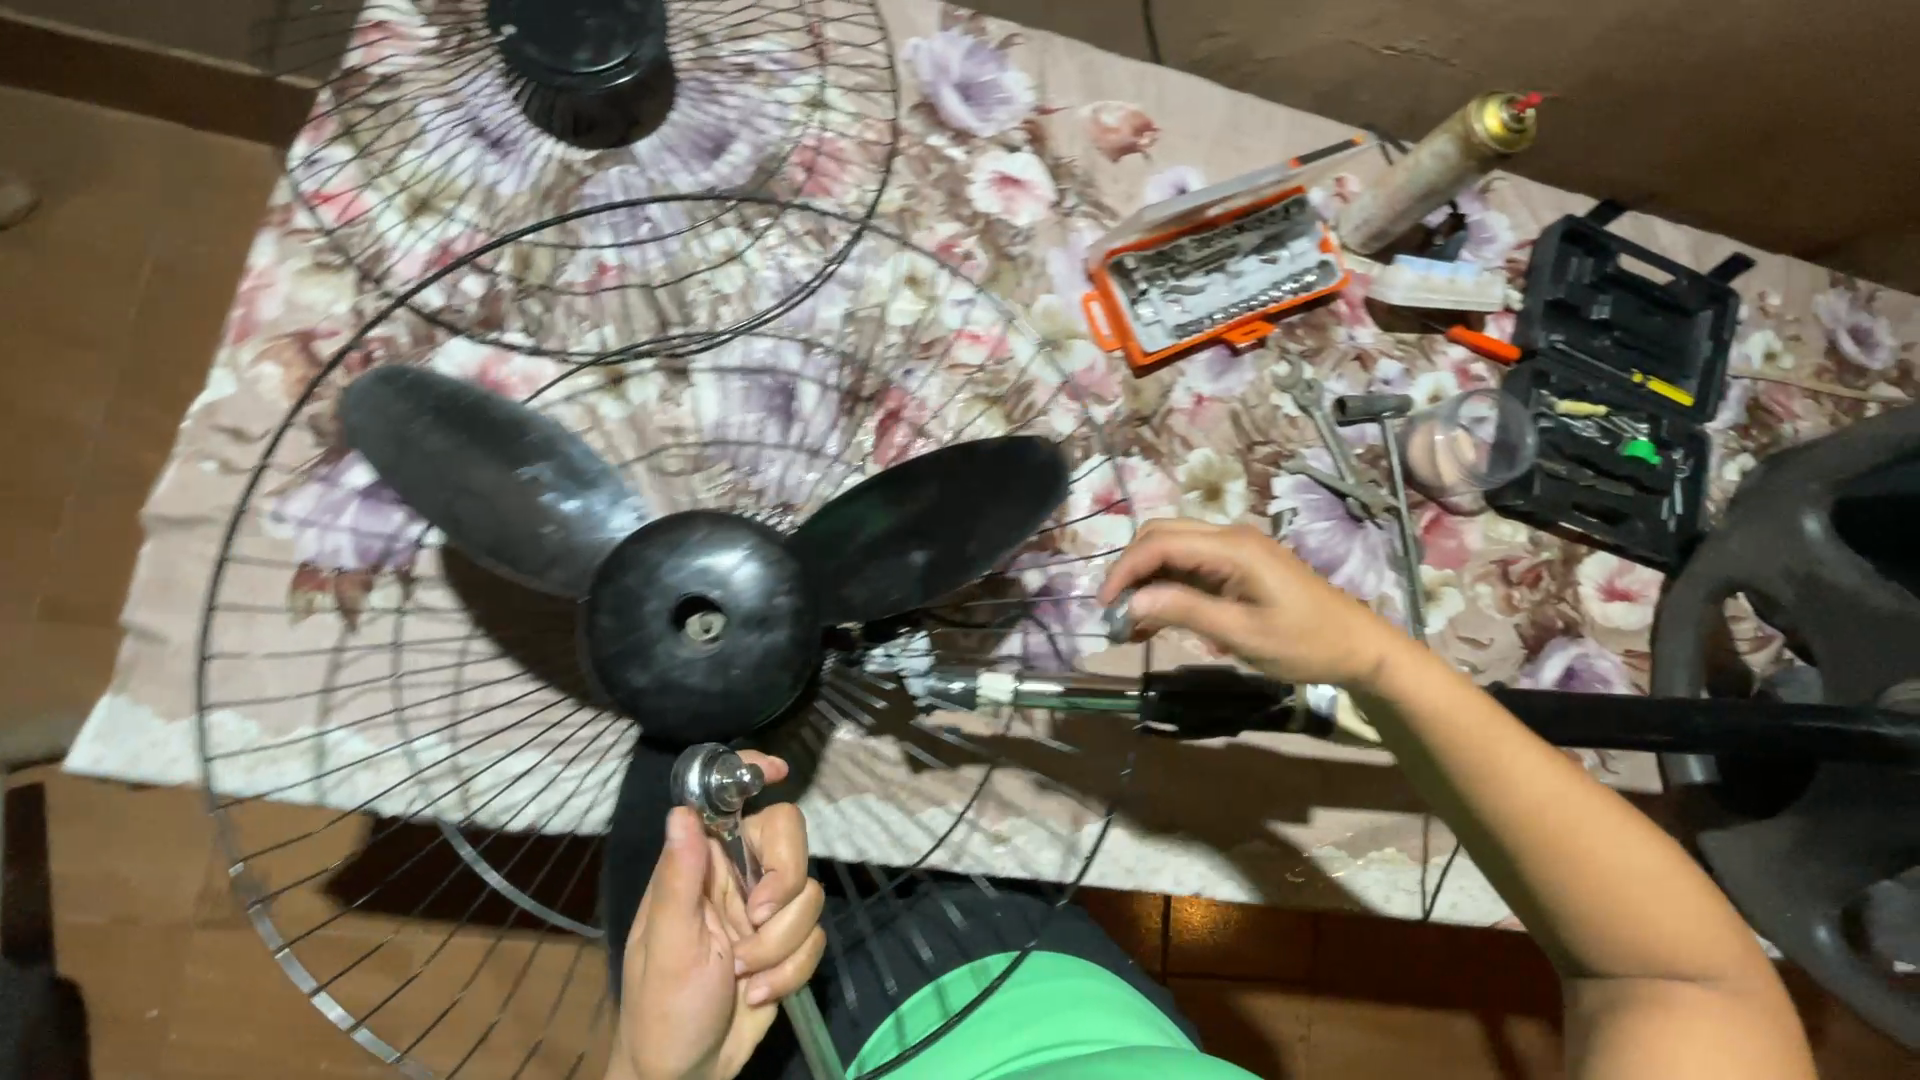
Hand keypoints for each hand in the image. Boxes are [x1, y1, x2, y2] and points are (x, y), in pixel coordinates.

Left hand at [607, 754, 825, 1079]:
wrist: (686, 1077)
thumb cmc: (661, 1009)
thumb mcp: (668, 945)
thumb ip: (679, 877)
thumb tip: (681, 811)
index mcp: (702, 868)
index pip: (729, 805)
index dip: (752, 777)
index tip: (778, 771)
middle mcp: (738, 879)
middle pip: (789, 840)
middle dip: (784, 884)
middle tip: (757, 919)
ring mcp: (766, 912)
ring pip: (809, 894)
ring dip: (780, 946)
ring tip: (743, 976)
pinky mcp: (788, 945)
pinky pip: (816, 937)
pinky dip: (790, 971)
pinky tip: (757, 993)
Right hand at [1099, 519, 1410, 690]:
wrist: (1359, 647)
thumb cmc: (1306, 643)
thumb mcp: (1243, 633)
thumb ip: (1185, 611)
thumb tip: (1131, 602)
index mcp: (1232, 548)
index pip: (1160, 543)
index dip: (1125, 570)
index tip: (1105, 606)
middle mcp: (1229, 538)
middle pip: (1160, 536)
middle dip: (1130, 570)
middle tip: (1115, 611)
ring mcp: (1232, 550)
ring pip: (1170, 550)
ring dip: (1145, 580)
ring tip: (1130, 623)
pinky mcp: (1235, 566)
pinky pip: (1188, 567)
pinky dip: (1166, 588)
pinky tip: (1155, 620)